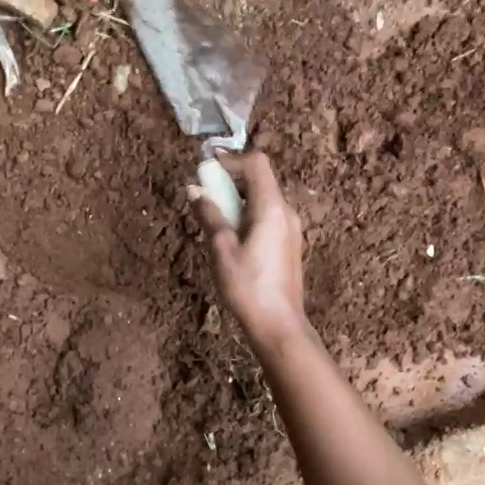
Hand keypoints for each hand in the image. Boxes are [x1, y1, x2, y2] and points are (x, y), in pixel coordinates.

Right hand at [190, 152, 309, 346]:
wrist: (278, 324)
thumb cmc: (247, 286)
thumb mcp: (221, 249)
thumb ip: (209, 215)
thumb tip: (195, 190)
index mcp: (271, 208)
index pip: (256, 164)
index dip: (231, 159)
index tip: (207, 167)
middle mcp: (286, 212)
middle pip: (260, 180)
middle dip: (230, 180)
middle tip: (204, 193)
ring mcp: (290, 229)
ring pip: (262, 199)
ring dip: (237, 199)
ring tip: (213, 218)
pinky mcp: (288, 244)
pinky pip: (266, 216)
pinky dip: (246, 214)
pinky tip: (229, 237)